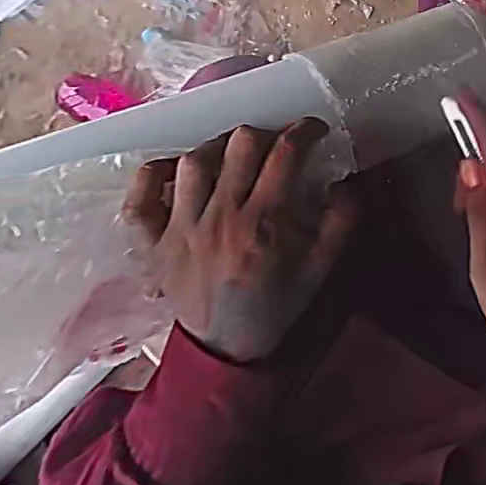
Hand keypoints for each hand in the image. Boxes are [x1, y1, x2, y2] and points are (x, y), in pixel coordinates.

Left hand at [124, 119, 357, 362]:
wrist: (225, 353)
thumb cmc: (273, 310)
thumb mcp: (317, 274)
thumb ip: (338, 227)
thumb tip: (344, 184)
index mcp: (264, 227)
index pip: (285, 155)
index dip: (305, 132)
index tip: (313, 131)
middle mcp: (220, 219)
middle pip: (241, 145)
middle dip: (267, 134)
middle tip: (276, 145)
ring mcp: (181, 229)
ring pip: (195, 160)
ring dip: (219, 146)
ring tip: (233, 152)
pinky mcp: (154, 243)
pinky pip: (141, 198)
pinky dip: (153, 175)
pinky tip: (174, 169)